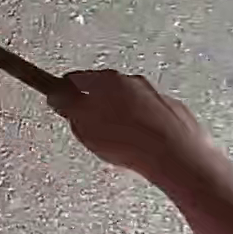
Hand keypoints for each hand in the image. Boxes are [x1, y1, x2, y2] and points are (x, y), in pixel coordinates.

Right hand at [49, 70, 223, 185]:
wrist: (176, 155)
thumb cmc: (128, 139)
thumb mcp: (83, 124)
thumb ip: (66, 106)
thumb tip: (57, 95)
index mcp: (107, 80)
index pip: (76, 78)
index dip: (64, 91)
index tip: (59, 99)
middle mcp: (133, 81)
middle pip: (105, 89)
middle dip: (95, 104)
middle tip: (87, 127)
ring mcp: (156, 96)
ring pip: (130, 102)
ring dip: (120, 116)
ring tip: (116, 142)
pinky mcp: (174, 113)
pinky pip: (151, 117)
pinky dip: (142, 127)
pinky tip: (139, 146)